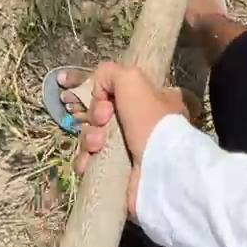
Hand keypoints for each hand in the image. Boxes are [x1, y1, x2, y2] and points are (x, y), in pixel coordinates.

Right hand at [73, 61, 188, 215]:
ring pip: (95, 137)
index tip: (105, 100)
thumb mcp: (131, 79)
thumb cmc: (149, 119)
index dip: (105, 94)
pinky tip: (88, 163)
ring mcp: (131, 150)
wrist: (160, 170)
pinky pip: (93, 161)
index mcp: (154, 100)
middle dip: (96, 116)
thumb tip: (99, 88)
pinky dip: (86, 161)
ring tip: (97, 145)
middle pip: (104, 114)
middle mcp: (144, 124)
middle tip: (102, 121)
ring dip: (90, 139)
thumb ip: (111, 73)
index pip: (120, 91)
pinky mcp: (119, 173)